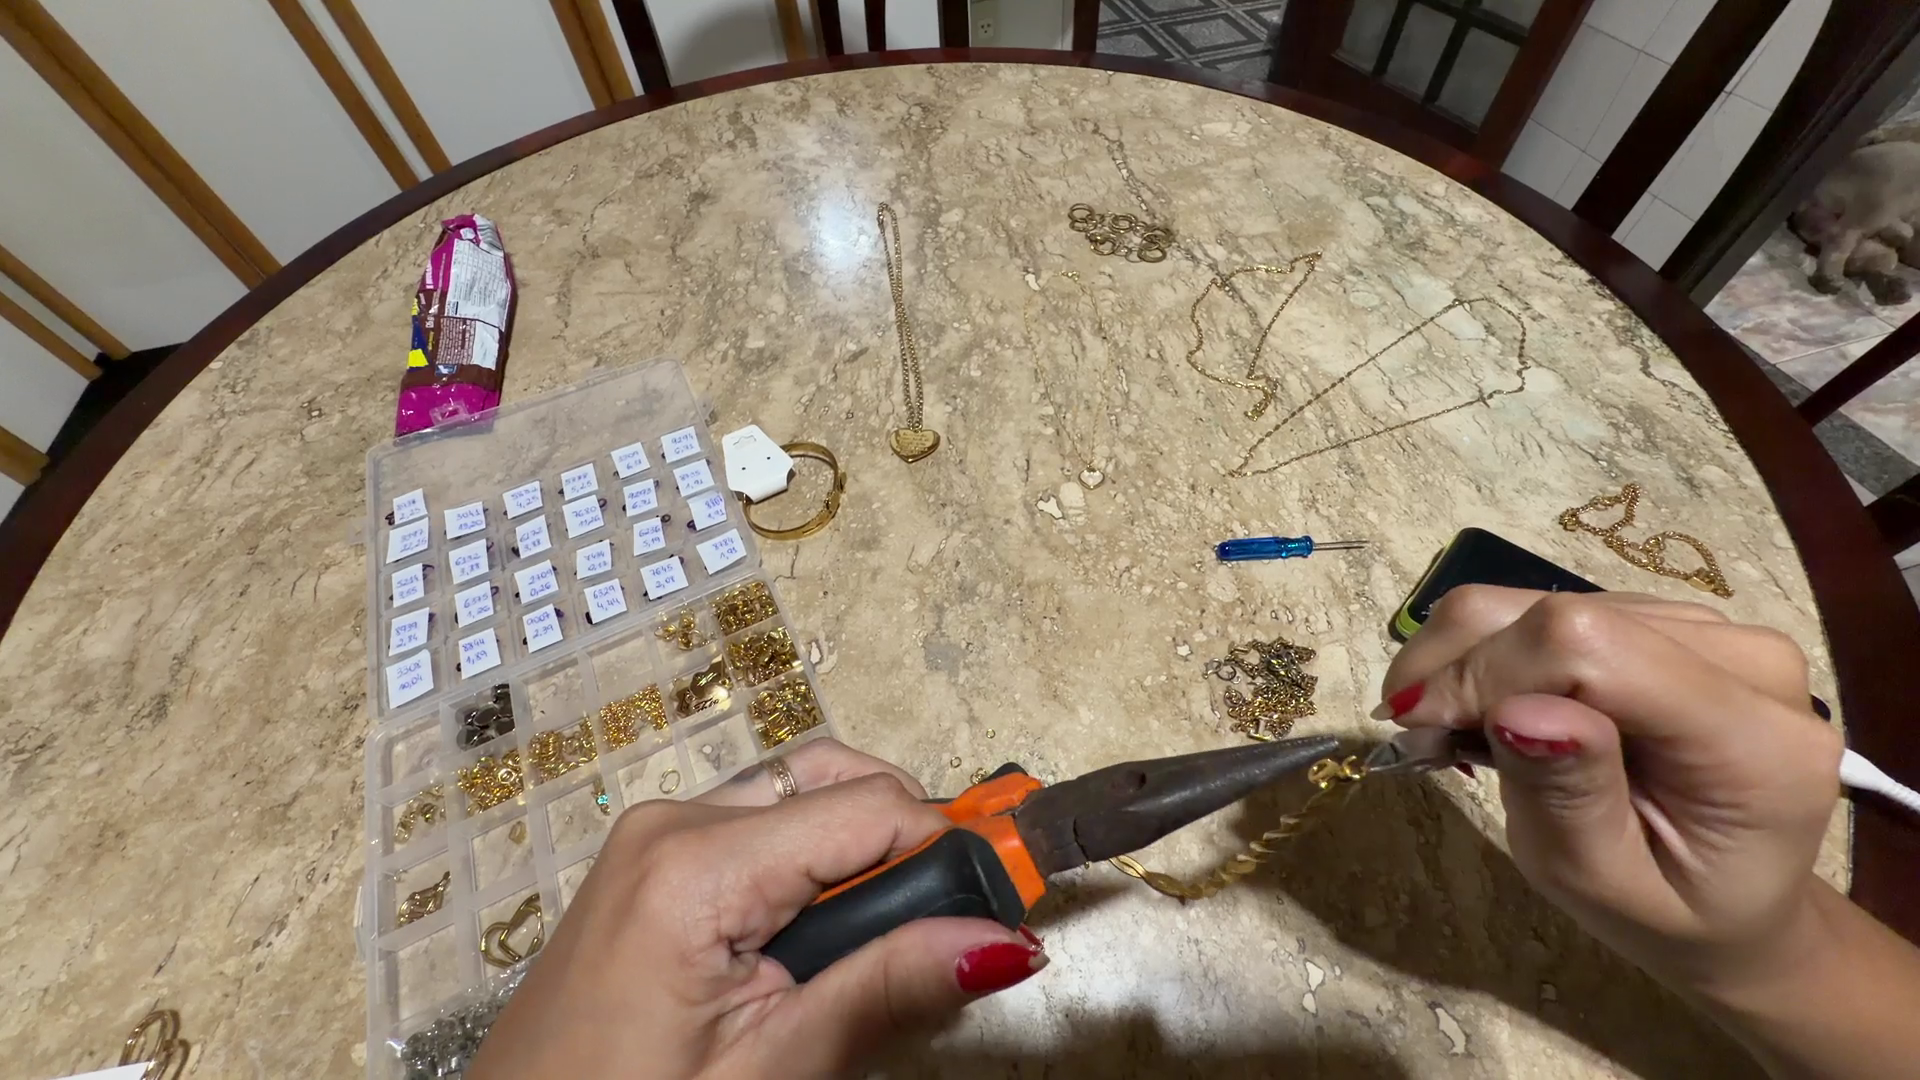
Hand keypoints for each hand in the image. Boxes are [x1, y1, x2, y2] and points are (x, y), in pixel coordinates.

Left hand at [469, 739, 1047, 1078]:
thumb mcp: (773, 1068)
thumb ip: (888, 987)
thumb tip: (1005, 941)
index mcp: (698, 861)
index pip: (866, 809)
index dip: (944, 843)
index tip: (1004, 889)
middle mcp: (676, 817)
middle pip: (831, 778)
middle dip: (903, 826)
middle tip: (946, 905)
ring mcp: (658, 829)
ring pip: (799, 789)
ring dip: (860, 834)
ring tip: (890, 918)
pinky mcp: (654, 853)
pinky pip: (760, 818)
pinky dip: (813, 847)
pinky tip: (825, 916)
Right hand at [1374, 587, 1841, 993]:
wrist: (1723, 896)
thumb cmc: (1662, 907)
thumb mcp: (1600, 881)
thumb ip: (1566, 796)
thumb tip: (1517, 711)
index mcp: (1752, 739)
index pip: (1588, 648)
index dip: (1485, 673)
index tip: (1418, 728)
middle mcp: (1738, 657)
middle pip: (1548, 613)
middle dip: (1454, 666)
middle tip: (1418, 732)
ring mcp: (1695, 626)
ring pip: (1521, 601)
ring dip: (1456, 659)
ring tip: (1447, 723)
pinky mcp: (1646, 616)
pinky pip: (1526, 606)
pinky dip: (1476, 651)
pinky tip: (1479, 702)